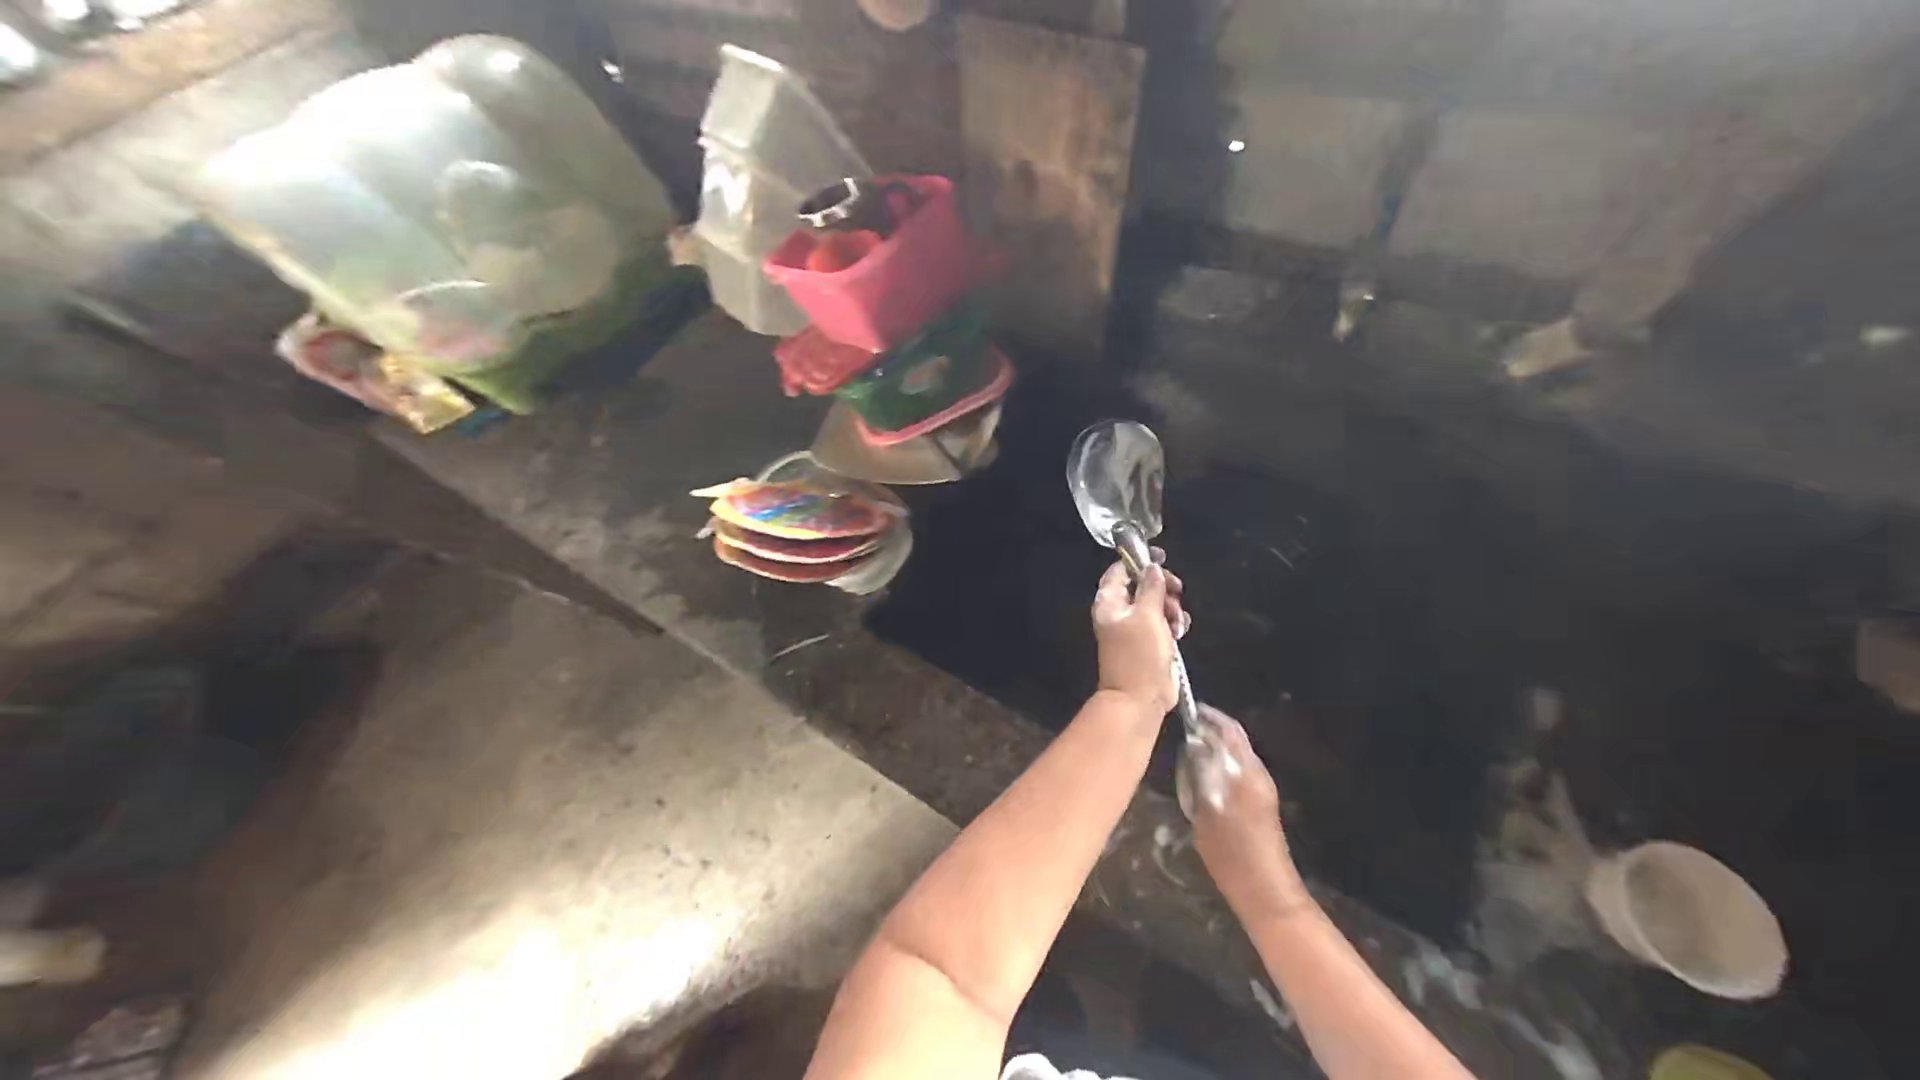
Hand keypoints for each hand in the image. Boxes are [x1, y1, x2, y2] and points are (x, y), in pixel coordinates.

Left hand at [1090, 550, 1186, 715]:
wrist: (1140, 697)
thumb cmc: (1139, 654)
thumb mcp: (1147, 616)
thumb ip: (1150, 588)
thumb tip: (1151, 567)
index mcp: (1109, 602)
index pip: (1120, 571)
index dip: (1139, 562)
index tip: (1162, 558)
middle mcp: (1119, 612)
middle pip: (1142, 586)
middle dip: (1162, 587)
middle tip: (1176, 592)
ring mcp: (1134, 628)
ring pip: (1156, 604)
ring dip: (1171, 608)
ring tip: (1177, 622)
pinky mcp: (1149, 642)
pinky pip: (1163, 623)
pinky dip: (1173, 624)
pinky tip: (1179, 632)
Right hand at [1185, 706, 1311, 917]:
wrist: (1264, 892)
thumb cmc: (1230, 852)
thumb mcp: (1204, 809)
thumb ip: (1199, 772)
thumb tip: (1191, 744)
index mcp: (1245, 772)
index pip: (1227, 728)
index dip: (1206, 716)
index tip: (1183, 711)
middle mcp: (1257, 773)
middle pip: (1232, 738)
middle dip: (1208, 730)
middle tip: (1180, 731)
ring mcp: (1261, 788)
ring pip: (1233, 754)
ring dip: (1212, 747)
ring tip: (1184, 753)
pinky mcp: (1259, 802)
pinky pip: (1235, 769)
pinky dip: (1217, 764)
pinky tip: (1198, 777)